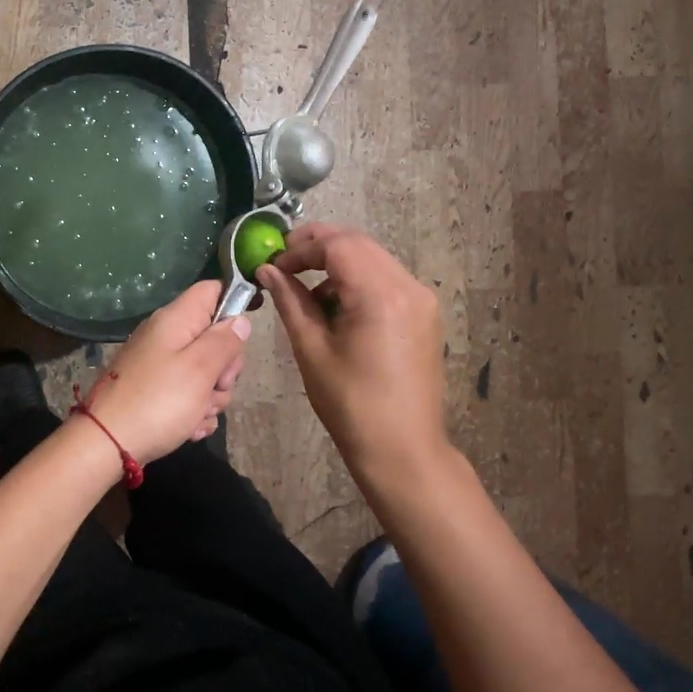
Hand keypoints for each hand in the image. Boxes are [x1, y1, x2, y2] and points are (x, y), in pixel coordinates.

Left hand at [84, 281, 249, 462]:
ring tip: (196, 415)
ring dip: (210, 399)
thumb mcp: (199, 369)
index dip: (235, 307)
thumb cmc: (157, 401)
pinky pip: (189, 396)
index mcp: (175, 320)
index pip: (212, 291)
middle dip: (224, 370)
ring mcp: (160, 366)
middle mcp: (167, 337)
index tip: (243, 340)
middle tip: (215, 387)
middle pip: (215, 339)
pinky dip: (194, 414)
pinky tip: (188, 429)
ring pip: (206, 374)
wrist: (108, 442)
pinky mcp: (157, 392)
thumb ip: (224, 341)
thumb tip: (239, 320)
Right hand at [255, 223, 450, 482]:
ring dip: (336, 262)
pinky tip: (334, 307)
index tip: (272, 265)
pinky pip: (385, 279)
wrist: (402, 448)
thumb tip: (268, 270)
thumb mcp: (311, 349)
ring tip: (304, 290)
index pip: (337, 245)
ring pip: (372, 258)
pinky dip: (355, 279)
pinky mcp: (424, 314)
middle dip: (317, 246)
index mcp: (381, 295)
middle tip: (283, 263)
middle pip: (358, 243)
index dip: (300, 247)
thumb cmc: (350, 402)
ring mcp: (422, 300)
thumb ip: (290, 301)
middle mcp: (408, 287)